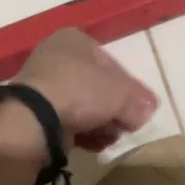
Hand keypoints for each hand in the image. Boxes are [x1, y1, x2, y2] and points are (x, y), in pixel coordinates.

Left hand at [13, 29, 160, 152]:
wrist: (36, 118)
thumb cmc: (80, 92)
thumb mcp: (120, 94)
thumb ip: (138, 101)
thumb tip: (149, 110)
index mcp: (75, 40)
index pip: (112, 65)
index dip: (130, 90)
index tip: (141, 110)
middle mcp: (56, 58)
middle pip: (98, 88)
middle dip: (115, 110)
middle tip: (127, 127)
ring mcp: (44, 86)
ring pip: (85, 107)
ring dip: (102, 124)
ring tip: (110, 137)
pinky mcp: (38, 113)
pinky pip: (69, 121)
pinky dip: (84, 133)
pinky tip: (94, 144)